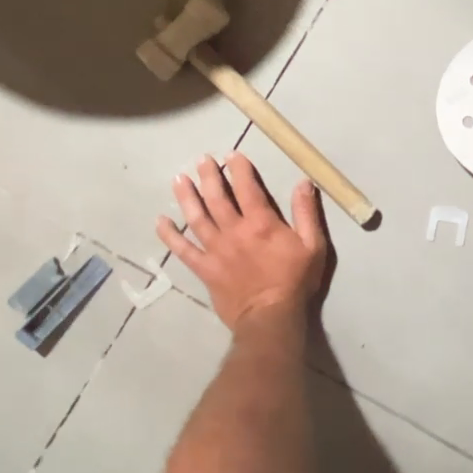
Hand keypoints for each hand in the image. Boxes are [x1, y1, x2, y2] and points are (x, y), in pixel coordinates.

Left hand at [157, 153, 328, 330]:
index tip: (232, 155)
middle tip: (201, 160)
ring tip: (179, 179)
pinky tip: (160, 222)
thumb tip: (304, 183)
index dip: (239, 169)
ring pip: (196, 218)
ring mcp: (215, 250)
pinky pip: (183, 250)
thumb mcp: (313, 245)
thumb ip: (306, 213)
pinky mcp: (204, 269)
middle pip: (217, 197)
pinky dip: (170, 236)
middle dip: (209, 176)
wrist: (270, 318)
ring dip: (187, 197)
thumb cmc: (295, 281)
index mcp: (260, 223)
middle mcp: (234, 231)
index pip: (247, 188)